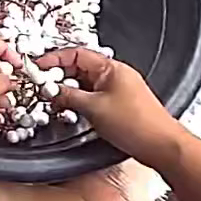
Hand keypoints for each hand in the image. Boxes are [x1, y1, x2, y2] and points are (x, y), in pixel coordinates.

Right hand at [37, 47, 190, 166]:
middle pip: (78, 67)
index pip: (75, 54)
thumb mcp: (93, 108)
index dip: (53, 59)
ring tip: (55, 100)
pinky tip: (71, 109)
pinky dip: (79, 99)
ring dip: (68, 90)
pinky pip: (92, 95)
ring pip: (84, 83)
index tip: (38, 67)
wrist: (162, 146)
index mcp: (111, 68)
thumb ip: (67, 95)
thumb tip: (50, 90)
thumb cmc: (137, 124)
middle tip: (43, 86)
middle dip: (59, 76)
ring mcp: (117, 89)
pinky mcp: (118, 104)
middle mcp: (115, 75)